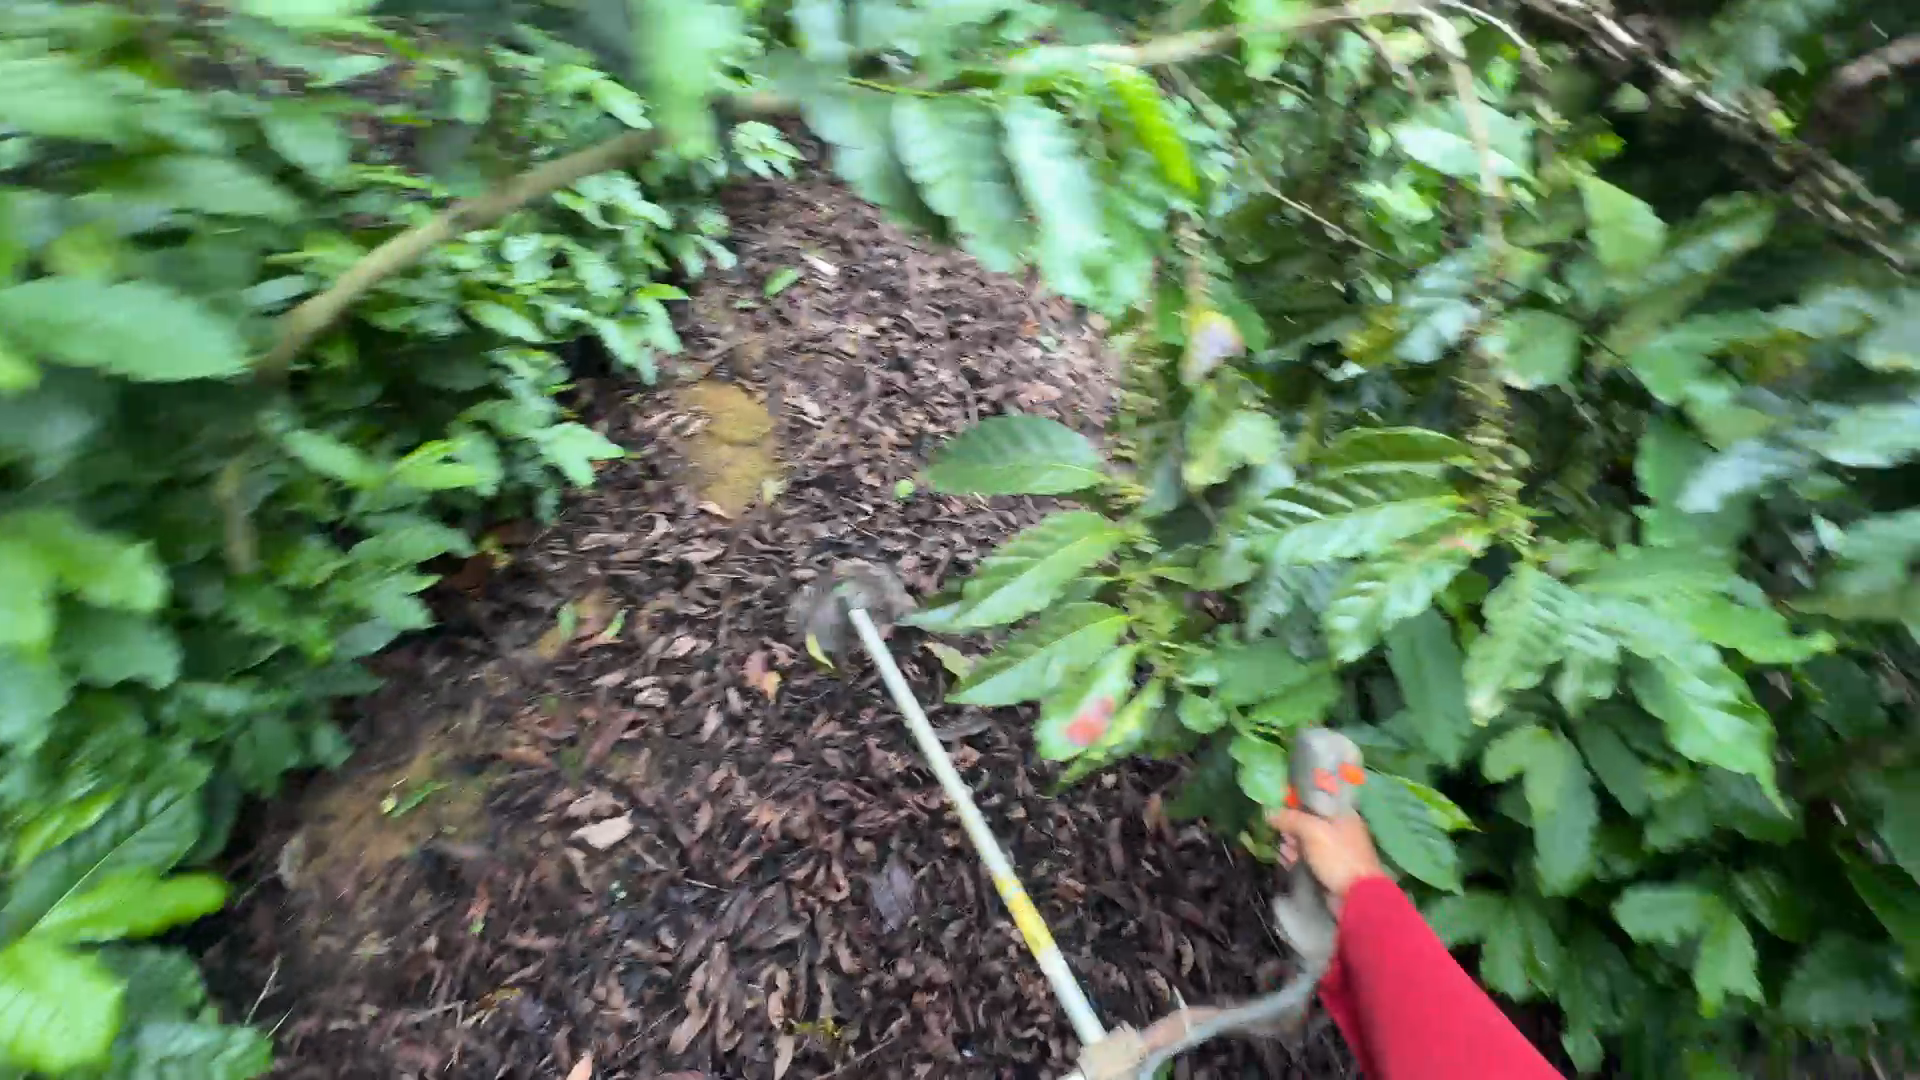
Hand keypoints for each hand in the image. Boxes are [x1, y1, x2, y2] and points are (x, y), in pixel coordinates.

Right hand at [1268, 808, 1386, 912]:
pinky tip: (1284, 859)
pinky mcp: (1327, 868)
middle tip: (1276, 831)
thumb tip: (1268, 812)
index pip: (1313, 800)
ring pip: (1304, 840)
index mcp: (1342, 814)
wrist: (1357, 897)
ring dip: (1290, 843)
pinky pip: (1305, 857)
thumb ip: (1289, 818)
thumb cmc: (1337, 856)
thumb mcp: (1311, 830)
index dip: (1294, 801)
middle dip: (1289, 826)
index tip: (1276, 806)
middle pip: (1306, 821)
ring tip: (1281, 849)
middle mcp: (1338, 829)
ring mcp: (1333, 850)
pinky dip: (1294, 857)